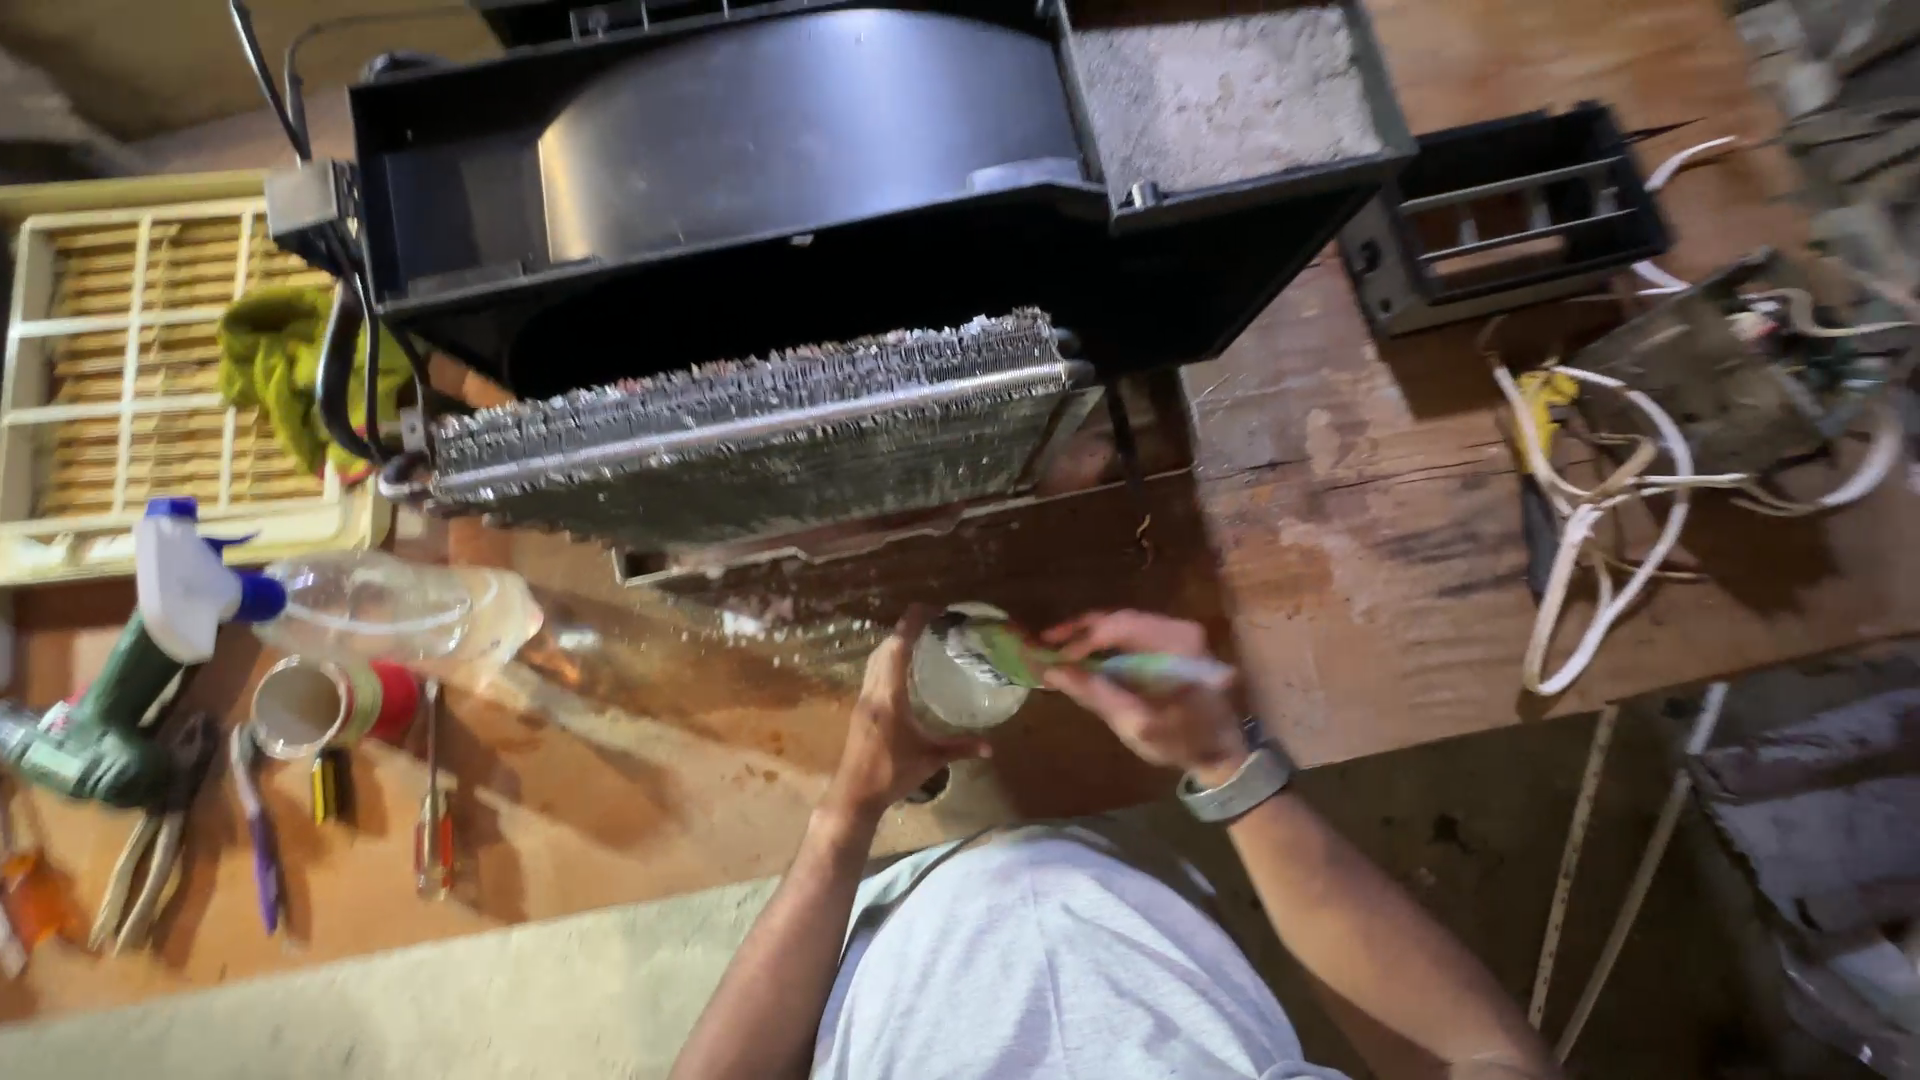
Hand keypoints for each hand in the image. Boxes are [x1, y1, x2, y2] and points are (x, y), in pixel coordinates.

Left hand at [824, 605, 991, 820]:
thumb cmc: (891, 774)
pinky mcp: (860, 710)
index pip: (897, 651)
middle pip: (884, 650)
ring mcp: (862, 701)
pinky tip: (900, 667)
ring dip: (892, 644)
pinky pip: (872, 673)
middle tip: (928, 621)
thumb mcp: (930, 759)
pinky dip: (886, 660)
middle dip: (903, 630)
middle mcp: (872, 693)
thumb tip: (991, 748)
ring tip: (916, 637)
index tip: (927, 609)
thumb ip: (960, 749)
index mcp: (889, 698)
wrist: (854, 796)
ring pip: (874, 660)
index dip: (910, 626)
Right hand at [1041, 610, 1246, 784]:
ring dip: (1090, 635)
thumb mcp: (1136, 722)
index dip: (1083, 640)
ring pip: (1122, 623)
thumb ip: (1095, 693)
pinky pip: (1131, 634)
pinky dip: (1105, 643)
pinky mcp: (1171, 643)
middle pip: (1119, 619)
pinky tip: (1083, 655)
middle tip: (1045, 643)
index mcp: (1177, 643)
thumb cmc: (1182, 741)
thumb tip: (1052, 671)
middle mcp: (1179, 628)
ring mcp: (1177, 633)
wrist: (1222, 753)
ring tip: (1057, 648)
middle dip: (1080, 631)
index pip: (1120, 627)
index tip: (1054, 657)